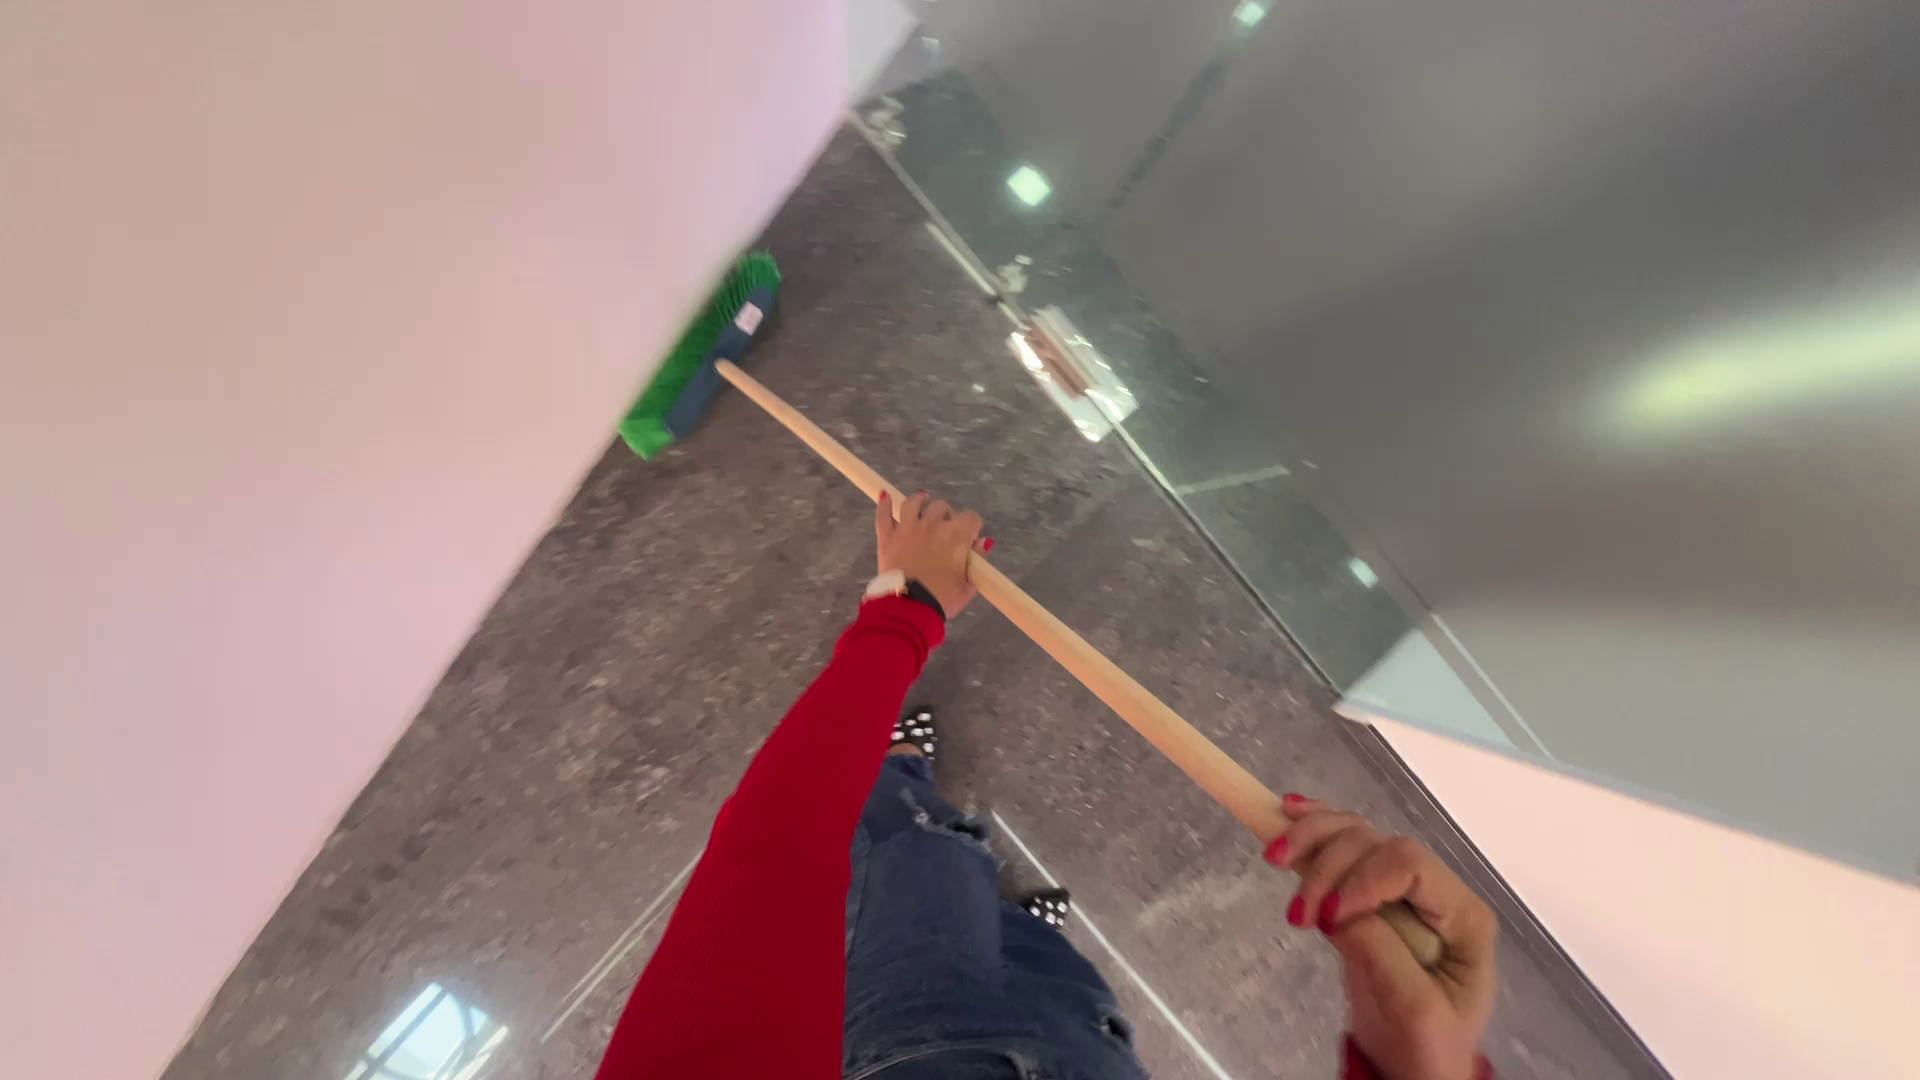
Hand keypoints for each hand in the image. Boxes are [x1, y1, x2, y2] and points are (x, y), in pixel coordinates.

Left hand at [874, 489, 986, 615]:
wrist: (909, 609)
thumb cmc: (942, 599)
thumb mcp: (969, 585)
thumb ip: (978, 560)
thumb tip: (984, 542)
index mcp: (956, 535)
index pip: (971, 517)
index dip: (972, 527)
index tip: (969, 539)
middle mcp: (932, 525)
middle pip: (942, 507)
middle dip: (947, 516)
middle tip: (944, 530)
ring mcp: (907, 528)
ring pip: (914, 503)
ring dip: (920, 501)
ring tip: (922, 502)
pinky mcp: (887, 537)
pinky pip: (884, 514)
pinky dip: (884, 504)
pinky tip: (885, 495)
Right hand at [1265, 797, 1496, 1079]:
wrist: (1411, 1066)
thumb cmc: (1426, 1047)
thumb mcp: (1415, 1010)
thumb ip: (1383, 951)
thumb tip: (1336, 908)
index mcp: (1462, 916)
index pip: (1409, 865)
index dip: (1363, 878)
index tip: (1329, 916)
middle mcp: (1433, 889)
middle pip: (1373, 842)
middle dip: (1326, 869)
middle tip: (1296, 916)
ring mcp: (1399, 883)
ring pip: (1351, 831)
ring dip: (1308, 839)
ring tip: (1274, 857)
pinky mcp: (1367, 884)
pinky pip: (1340, 837)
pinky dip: (1311, 824)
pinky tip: (1287, 812)